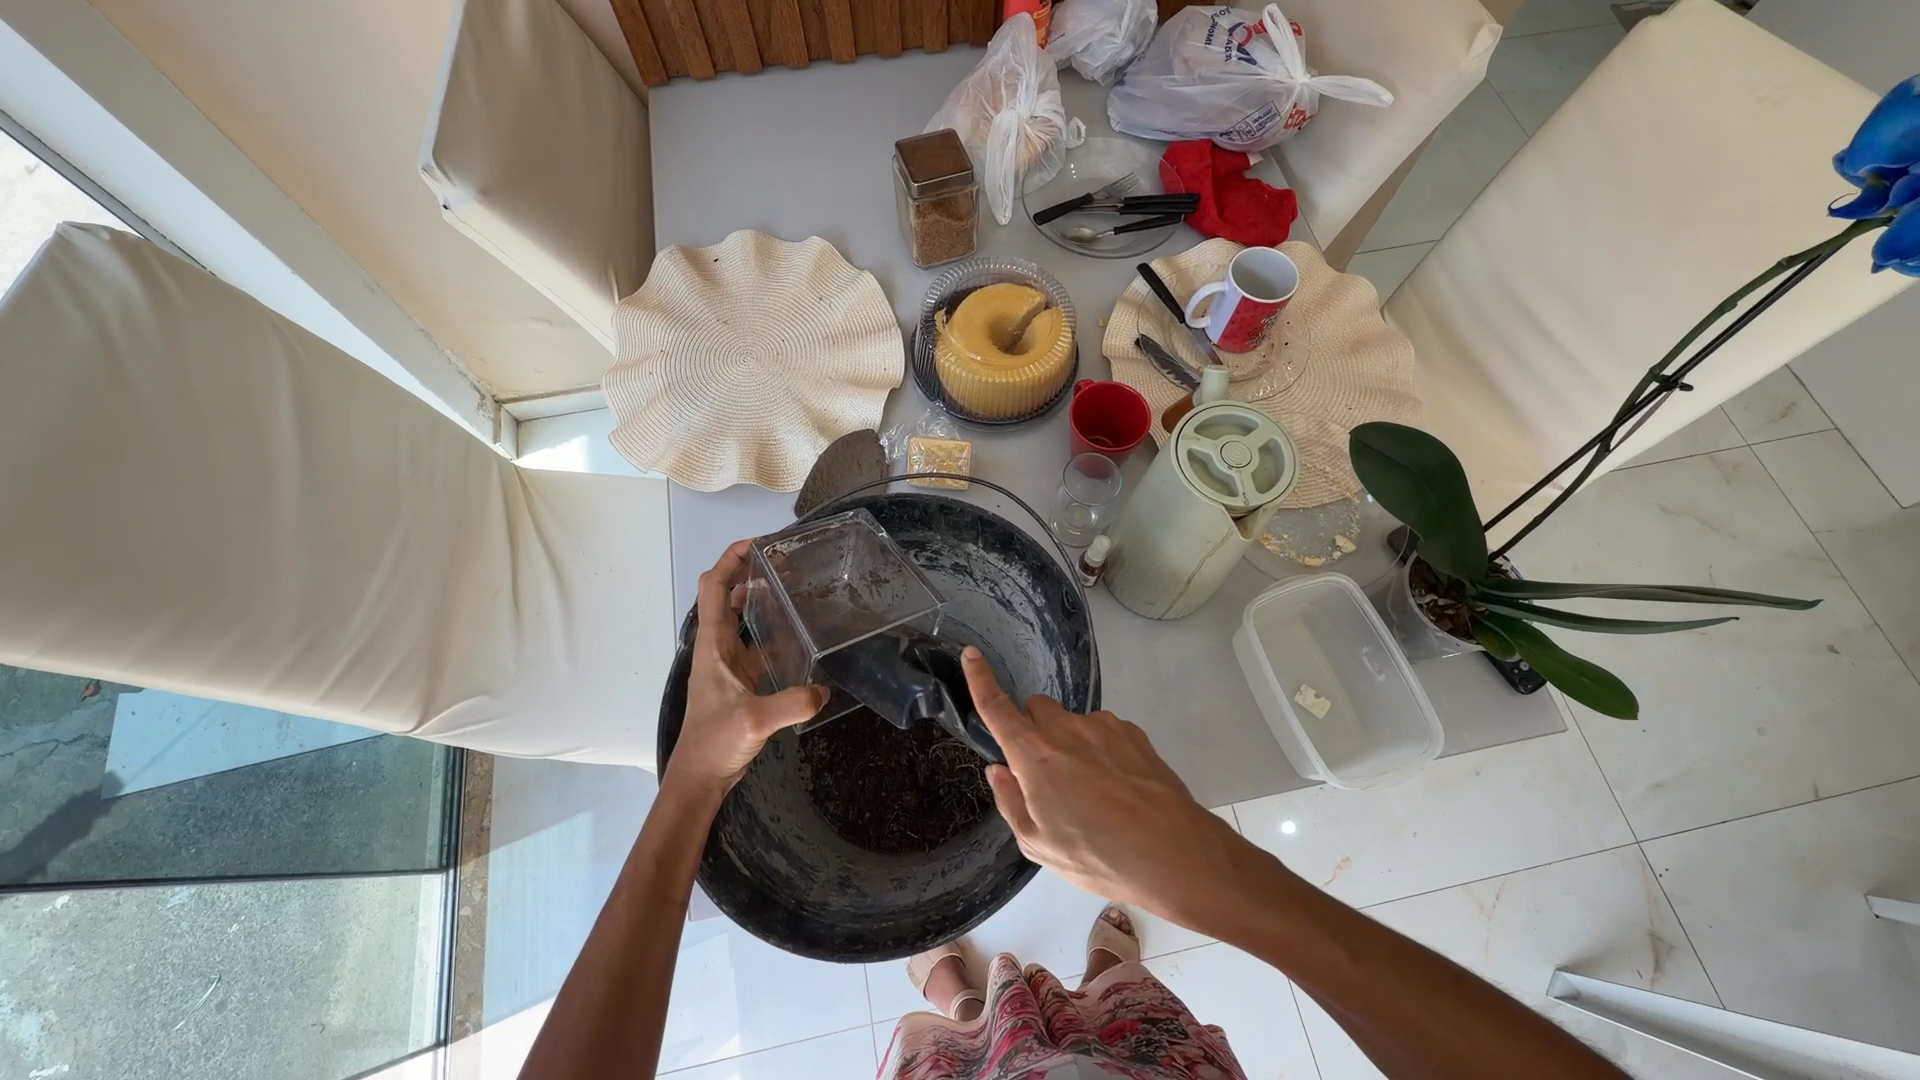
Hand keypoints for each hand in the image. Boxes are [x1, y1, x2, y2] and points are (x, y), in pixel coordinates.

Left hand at [667, 540, 827, 798]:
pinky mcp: (740, 681)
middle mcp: (718, 647)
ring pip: (740, 618)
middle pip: (726, 595)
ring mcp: (727, 664)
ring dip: (758, 597)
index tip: (758, 543)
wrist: (700, 776)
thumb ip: (792, 703)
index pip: (715, 588)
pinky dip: (771, 629)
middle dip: (748, 571)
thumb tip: (824, 690)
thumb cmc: (716, 742)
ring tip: (791, 584)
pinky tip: (797, 633)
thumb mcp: (755, 720)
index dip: (731, 559)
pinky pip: (755, 644)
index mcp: (713, 645)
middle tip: (783, 559)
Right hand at [962, 648, 1253, 921]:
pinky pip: (1104, 731)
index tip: (971, 654)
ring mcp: (1102, 726)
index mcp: (1033, 755)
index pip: (997, 707)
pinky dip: (1102, 750)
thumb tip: (999, 771)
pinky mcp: (1133, 732)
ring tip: (1093, 791)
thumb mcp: (1038, 844)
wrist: (1171, 851)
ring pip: (1072, 722)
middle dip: (1034, 730)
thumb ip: (1010, 802)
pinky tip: (1119, 787)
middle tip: (1047, 773)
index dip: (980, 679)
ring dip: (1071, 743)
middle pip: (1037, 709)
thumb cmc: (1096, 855)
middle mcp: (1065, 729)